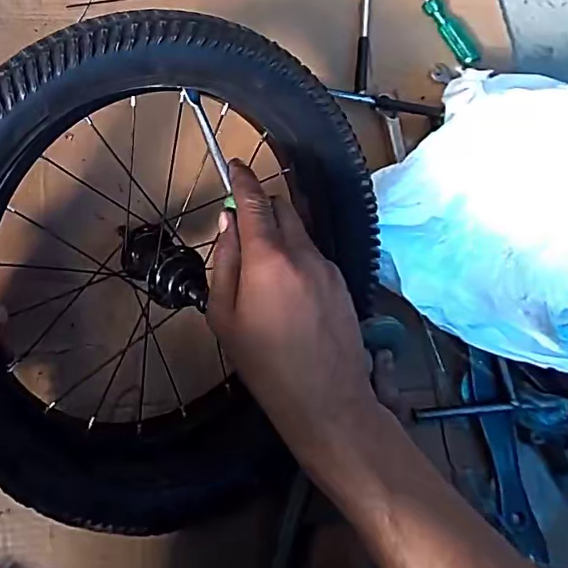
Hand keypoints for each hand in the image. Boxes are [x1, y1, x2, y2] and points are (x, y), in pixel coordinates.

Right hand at [207, 161, 385, 465]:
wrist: (328, 403)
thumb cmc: (265, 363)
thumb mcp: (224, 315)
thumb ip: (224, 261)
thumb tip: (227, 222)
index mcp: (268, 259)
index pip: (254, 201)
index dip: (242, 178)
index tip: (234, 164)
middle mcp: (303, 254)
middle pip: (282, 207)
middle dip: (261, 206)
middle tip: (241, 227)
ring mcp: (328, 267)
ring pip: (299, 230)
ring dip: (279, 232)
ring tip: (263, 272)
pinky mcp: (343, 282)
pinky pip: (314, 253)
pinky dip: (296, 255)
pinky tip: (287, 292)